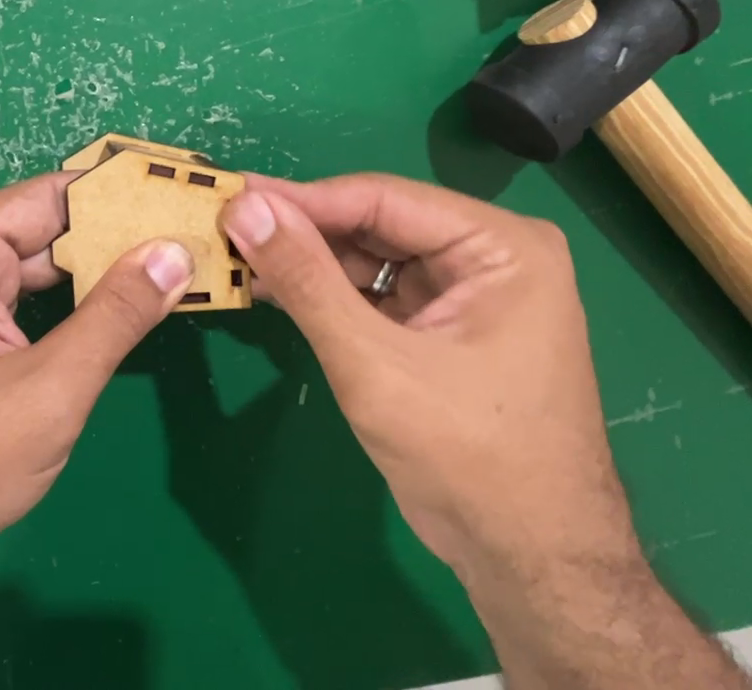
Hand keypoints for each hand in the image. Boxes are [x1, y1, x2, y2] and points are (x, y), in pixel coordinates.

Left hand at [0, 172, 194, 594]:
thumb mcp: (50, 387)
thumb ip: (116, 315)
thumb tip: (172, 253)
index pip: (49, 197)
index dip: (115, 195)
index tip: (176, 196)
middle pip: (42, 232)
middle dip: (112, 238)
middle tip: (188, 239)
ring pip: (33, 273)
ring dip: (93, 276)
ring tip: (167, 270)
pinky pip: (18, 306)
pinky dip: (65, 308)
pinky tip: (112, 315)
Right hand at [218, 173, 639, 581]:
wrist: (527, 557)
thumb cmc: (466, 455)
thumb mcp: (373, 361)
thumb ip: (306, 279)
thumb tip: (244, 207)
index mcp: (499, 246)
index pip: (381, 199)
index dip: (300, 198)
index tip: (230, 195)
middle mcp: (488, 254)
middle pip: (374, 223)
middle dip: (300, 230)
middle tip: (224, 225)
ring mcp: (467, 291)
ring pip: (369, 256)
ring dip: (306, 262)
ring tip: (236, 256)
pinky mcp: (443, 324)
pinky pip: (374, 291)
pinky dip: (325, 293)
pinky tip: (272, 290)